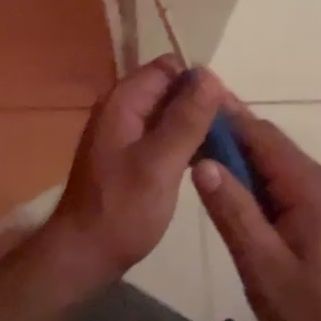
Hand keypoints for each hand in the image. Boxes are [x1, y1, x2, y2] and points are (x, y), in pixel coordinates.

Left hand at [38, 56, 221, 288]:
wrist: (84, 252)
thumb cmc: (122, 208)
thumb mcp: (160, 162)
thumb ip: (186, 119)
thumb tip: (210, 74)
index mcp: (123, 101)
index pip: (167, 68)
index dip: (200, 82)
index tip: (229, 108)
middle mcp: (120, 109)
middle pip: (169, 89)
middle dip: (201, 103)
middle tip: (235, 132)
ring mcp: (123, 133)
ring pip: (168, 113)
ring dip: (196, 124)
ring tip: (229, 147)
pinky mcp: (130, 156)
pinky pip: (162, 136)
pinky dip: (184, 142)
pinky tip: (208, 161)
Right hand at [193, 108, 320, 320]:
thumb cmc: (317, 316)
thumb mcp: (264, 267)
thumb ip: (233, 211)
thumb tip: (202, 161)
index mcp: (311, 186)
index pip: (260, 133)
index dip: (222, 115)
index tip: (185, 102)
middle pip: (269, 144)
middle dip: (226, 136)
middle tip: (180, 132)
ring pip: (277, 165)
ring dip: (240, 160)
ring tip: (195, 157)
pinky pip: (287, 185)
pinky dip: (257, 181)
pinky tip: (231, 193)